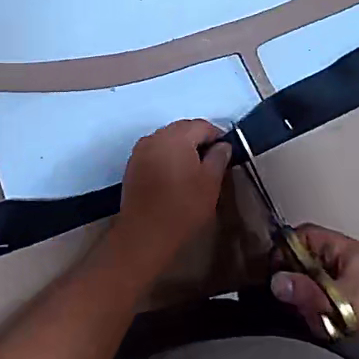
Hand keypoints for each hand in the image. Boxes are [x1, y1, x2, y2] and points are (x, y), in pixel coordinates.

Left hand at [106, 119, 233, 268]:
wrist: (145, 233)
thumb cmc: (183, 207)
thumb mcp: (210, 182)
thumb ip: (218, 158)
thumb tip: (223, 145)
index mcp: (176, 137)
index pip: (202, 125)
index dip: (218, 136)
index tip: (227, 152)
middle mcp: (155, 137)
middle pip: (182, 129)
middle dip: (199, 140)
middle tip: (213, 160)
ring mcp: (140, 150)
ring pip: (167, 139)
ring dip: (182, 148)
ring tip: (195, 169)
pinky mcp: (132, 165)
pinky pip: (155, 151)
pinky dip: (167, 157)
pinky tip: (175, 175)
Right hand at [271, 225, 358, 358]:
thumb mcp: (343, 302)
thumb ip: (307, 291)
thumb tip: (277, 282)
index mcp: (347, 249)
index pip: (303, 236)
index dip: (285, 252)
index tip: (278, 276)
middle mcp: (354, 260)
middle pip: (310, 263)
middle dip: (302, 286)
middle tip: (303, 307)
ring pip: (324, 286)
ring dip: (318, 305)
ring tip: (326, 324)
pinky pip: (339, 303)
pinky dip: (334, 316)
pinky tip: (339, 331)